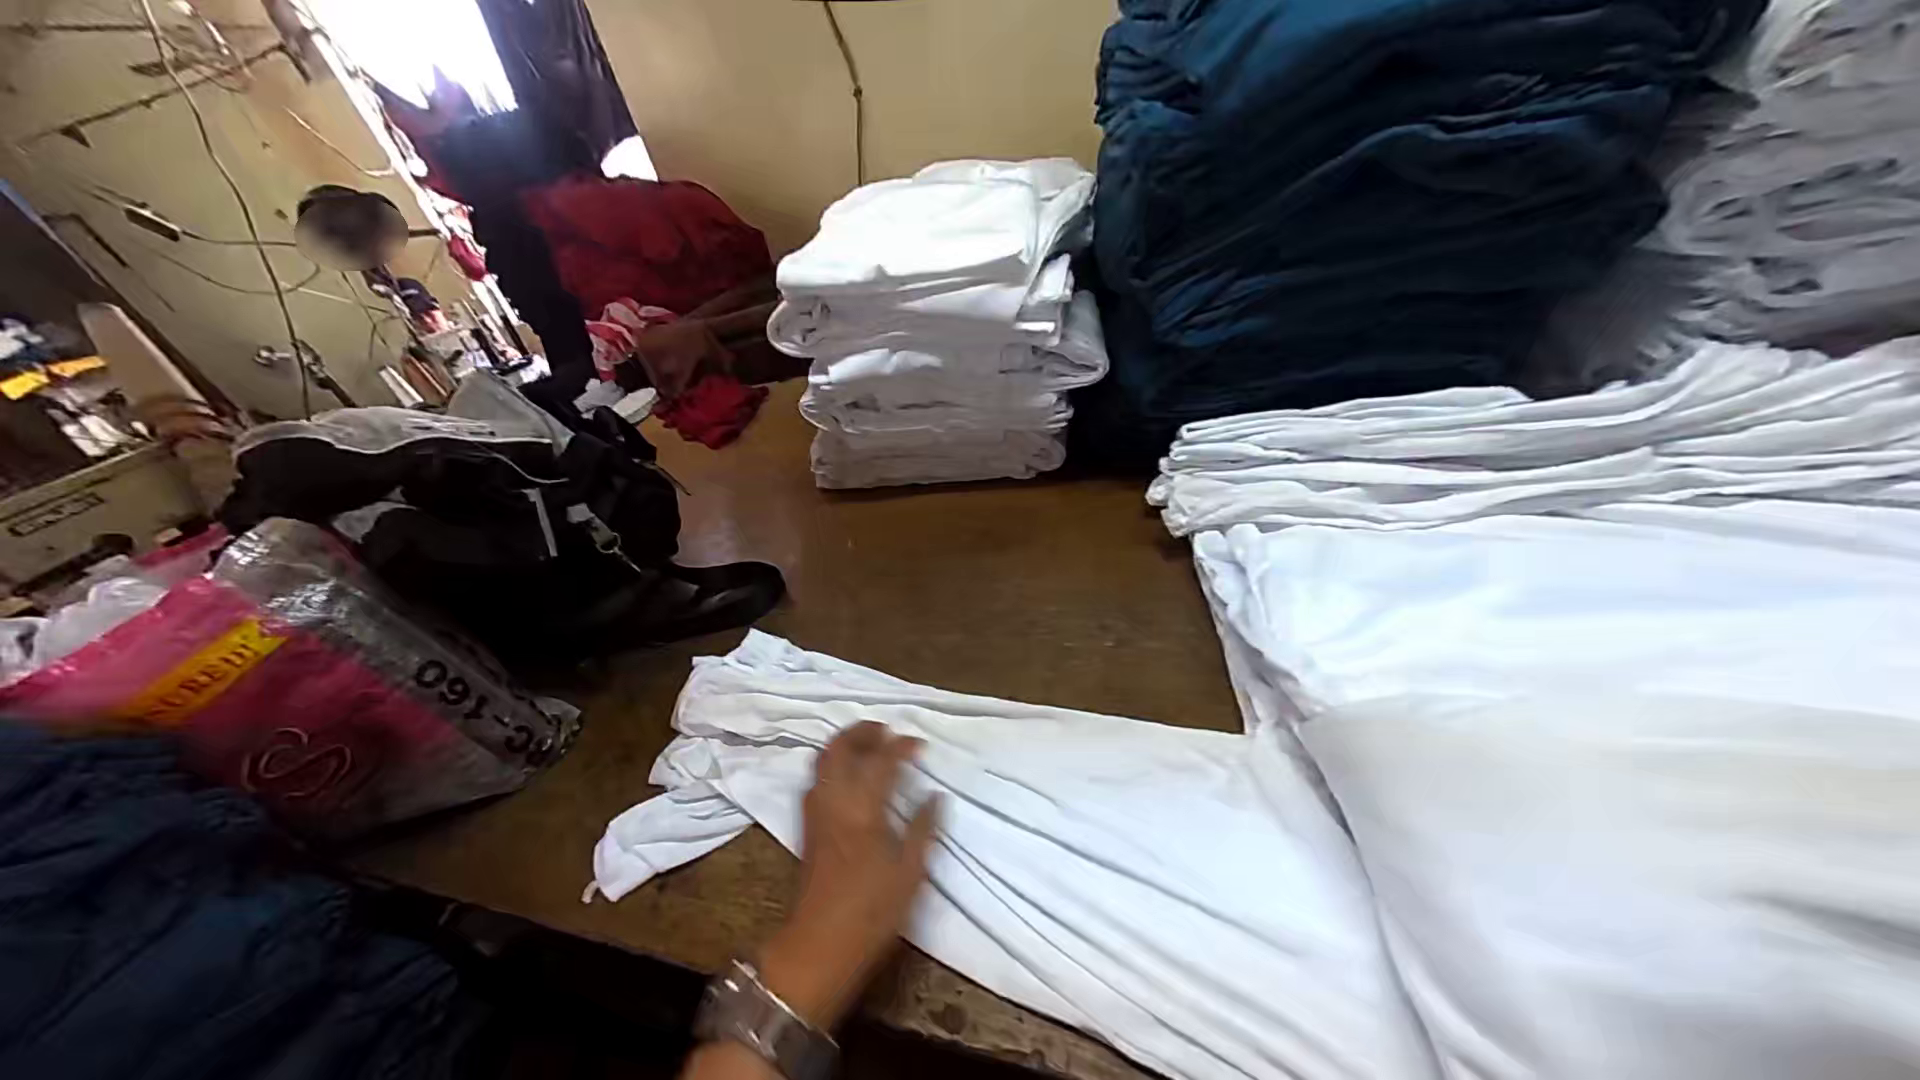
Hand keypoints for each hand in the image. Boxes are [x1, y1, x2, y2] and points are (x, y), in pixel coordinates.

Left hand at [757, 722, 940, 1029]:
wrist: (819, 945)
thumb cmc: (871, 911)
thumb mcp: (910, 873)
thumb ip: (924, 828)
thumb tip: (935, 796)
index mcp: (864, 809)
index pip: (882, 761)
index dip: (901, 746)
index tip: (919, 744)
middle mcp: (835, 801)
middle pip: (841, 749)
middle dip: (862, 732)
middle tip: (885, 729)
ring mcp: (816, 812)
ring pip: (822, 760)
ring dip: (844, 744)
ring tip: (867, 743)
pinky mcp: (807, 825)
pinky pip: (816, 778)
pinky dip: (831, 763)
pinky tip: (847, 774)